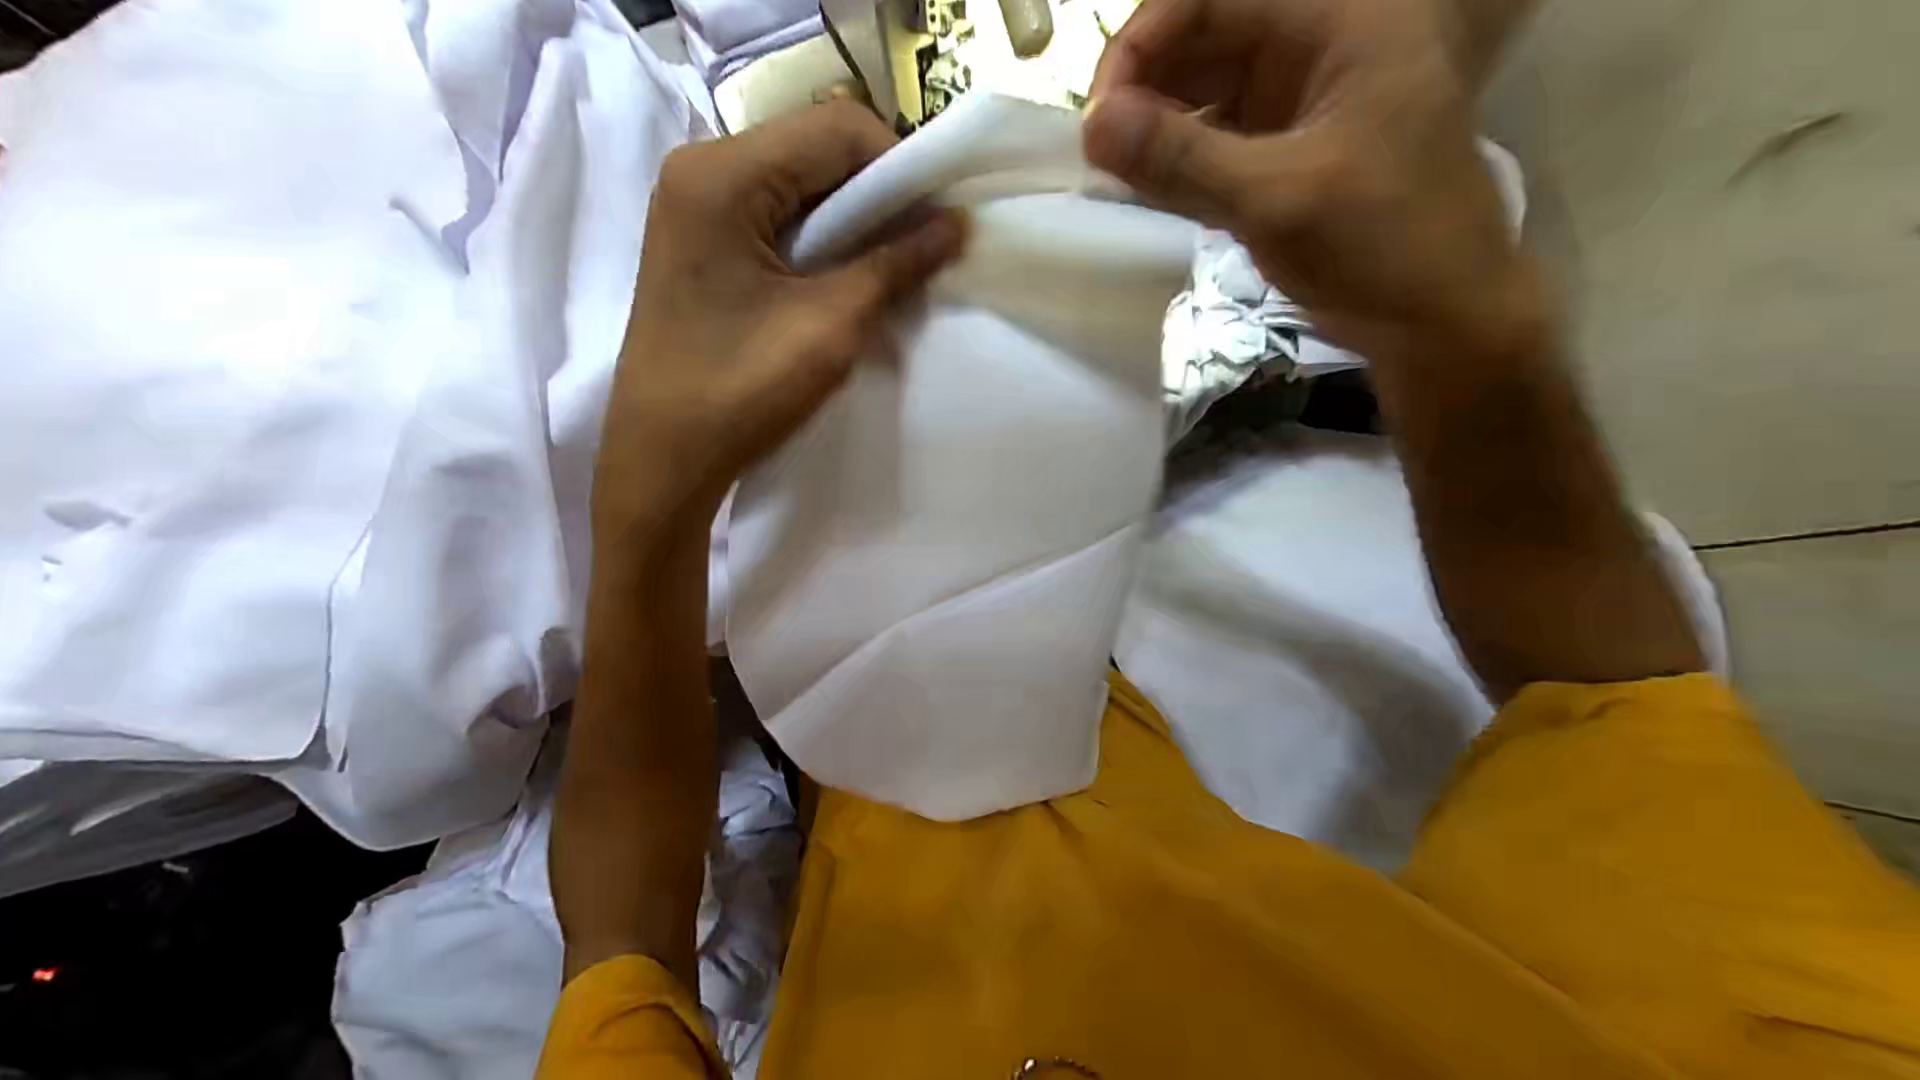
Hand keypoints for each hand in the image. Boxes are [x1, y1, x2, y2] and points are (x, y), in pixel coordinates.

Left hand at [593, 101, 965, 561]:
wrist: (665, 456)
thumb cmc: (742, 388)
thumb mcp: (832, 324)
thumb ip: (896, 264)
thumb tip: (956, 223)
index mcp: (724, 173)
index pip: (839, 129)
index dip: (900, 169)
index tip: (937, 225)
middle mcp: (702, 170)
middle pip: (816, 151)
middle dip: (878, 199)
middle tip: (918, 252)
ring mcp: (696, 208)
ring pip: (800, 187)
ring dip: (852, 225)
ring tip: (887, 274)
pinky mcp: (701, 245)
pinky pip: (776, 220)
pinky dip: (820, 244)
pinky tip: (844, 284)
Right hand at [1083, 0, 1542, 364]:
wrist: (1438, 317)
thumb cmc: (1380, 246)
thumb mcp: (1276, 199)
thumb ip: (1181, 162)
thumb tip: (1091, 128)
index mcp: (1340, 18)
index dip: (1141, 44)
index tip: (1096, 118)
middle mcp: (1316, 43)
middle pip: (1202, 38)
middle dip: (1142, 89)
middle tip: (1099, 155)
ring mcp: (1299, 99)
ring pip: (1202, 91)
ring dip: (1153, 129)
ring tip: (1115, 176)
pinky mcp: (1284, 149)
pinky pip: (1213, 138)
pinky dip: (1177, 161)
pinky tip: (1147, 189)